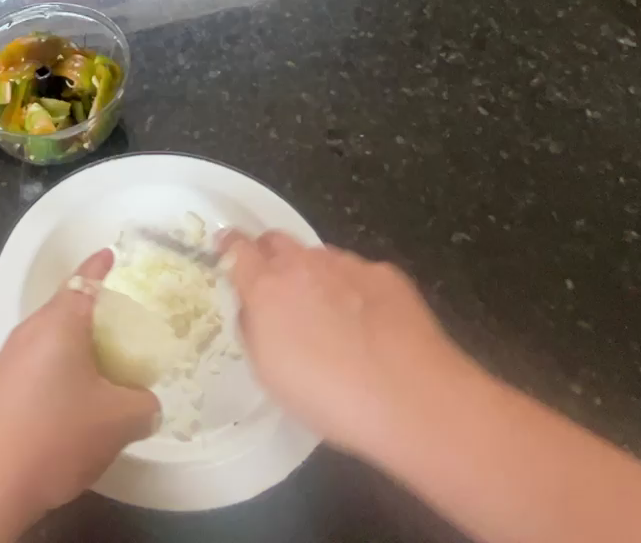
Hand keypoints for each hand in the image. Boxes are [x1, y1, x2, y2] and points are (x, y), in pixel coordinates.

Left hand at [0, 250, 157, 539]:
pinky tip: (73, 410)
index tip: (109, 253)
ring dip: (78, 352)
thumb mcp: (118, 421)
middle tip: (125, 331)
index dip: (99, 266)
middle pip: (66, 311)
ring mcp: (8, 360)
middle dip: (94, 317)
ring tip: (105, 377)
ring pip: (51, 342)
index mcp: (58, 323)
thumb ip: (143, 404)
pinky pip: (37, 368)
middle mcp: (29, 331)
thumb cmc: (56, 434)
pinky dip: (60, 376)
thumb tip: (144, 402)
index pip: (83, 281)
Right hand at [224, 230, 475, 454]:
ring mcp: (347, 264)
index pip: (235, 246)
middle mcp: (302, 264)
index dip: (228, 248)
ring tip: (332, 318)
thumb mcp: (268, 373)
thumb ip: (253, 328)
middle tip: (277, 291)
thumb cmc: (330, 396)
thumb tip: (253, 309)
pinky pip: (358, 272)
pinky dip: (354, 289)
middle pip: (275, 240)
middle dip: (270, 257)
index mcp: (265, 286)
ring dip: (313, 275)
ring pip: (318, 257)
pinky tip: (370, 324)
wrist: (414, 400)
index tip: (226, 255)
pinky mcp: (385, 274)